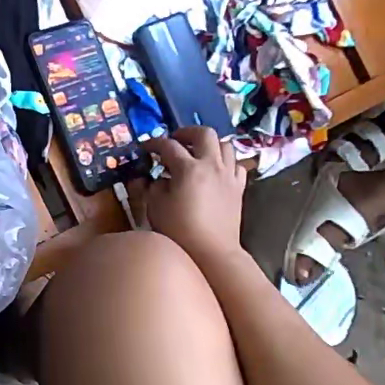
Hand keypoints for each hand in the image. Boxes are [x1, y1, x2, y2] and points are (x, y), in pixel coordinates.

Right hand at [144, 126, 246, 263]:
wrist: (212, 251)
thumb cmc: (179, 230)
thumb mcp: (156, 207)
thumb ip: (154, 187)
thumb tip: (158, 178)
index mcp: (188, 168)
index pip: (168, 146)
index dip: (154, 143)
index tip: (145, 148)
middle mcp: (211, 165)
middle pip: (204, 134)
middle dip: (187, 132)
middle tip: (175, 141)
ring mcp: (228, 175)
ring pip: (225, 145)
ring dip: (210, 144)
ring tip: (198, 153)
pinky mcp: (239, 188)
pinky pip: (236, 165)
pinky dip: (226, 162)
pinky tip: (217, 170)